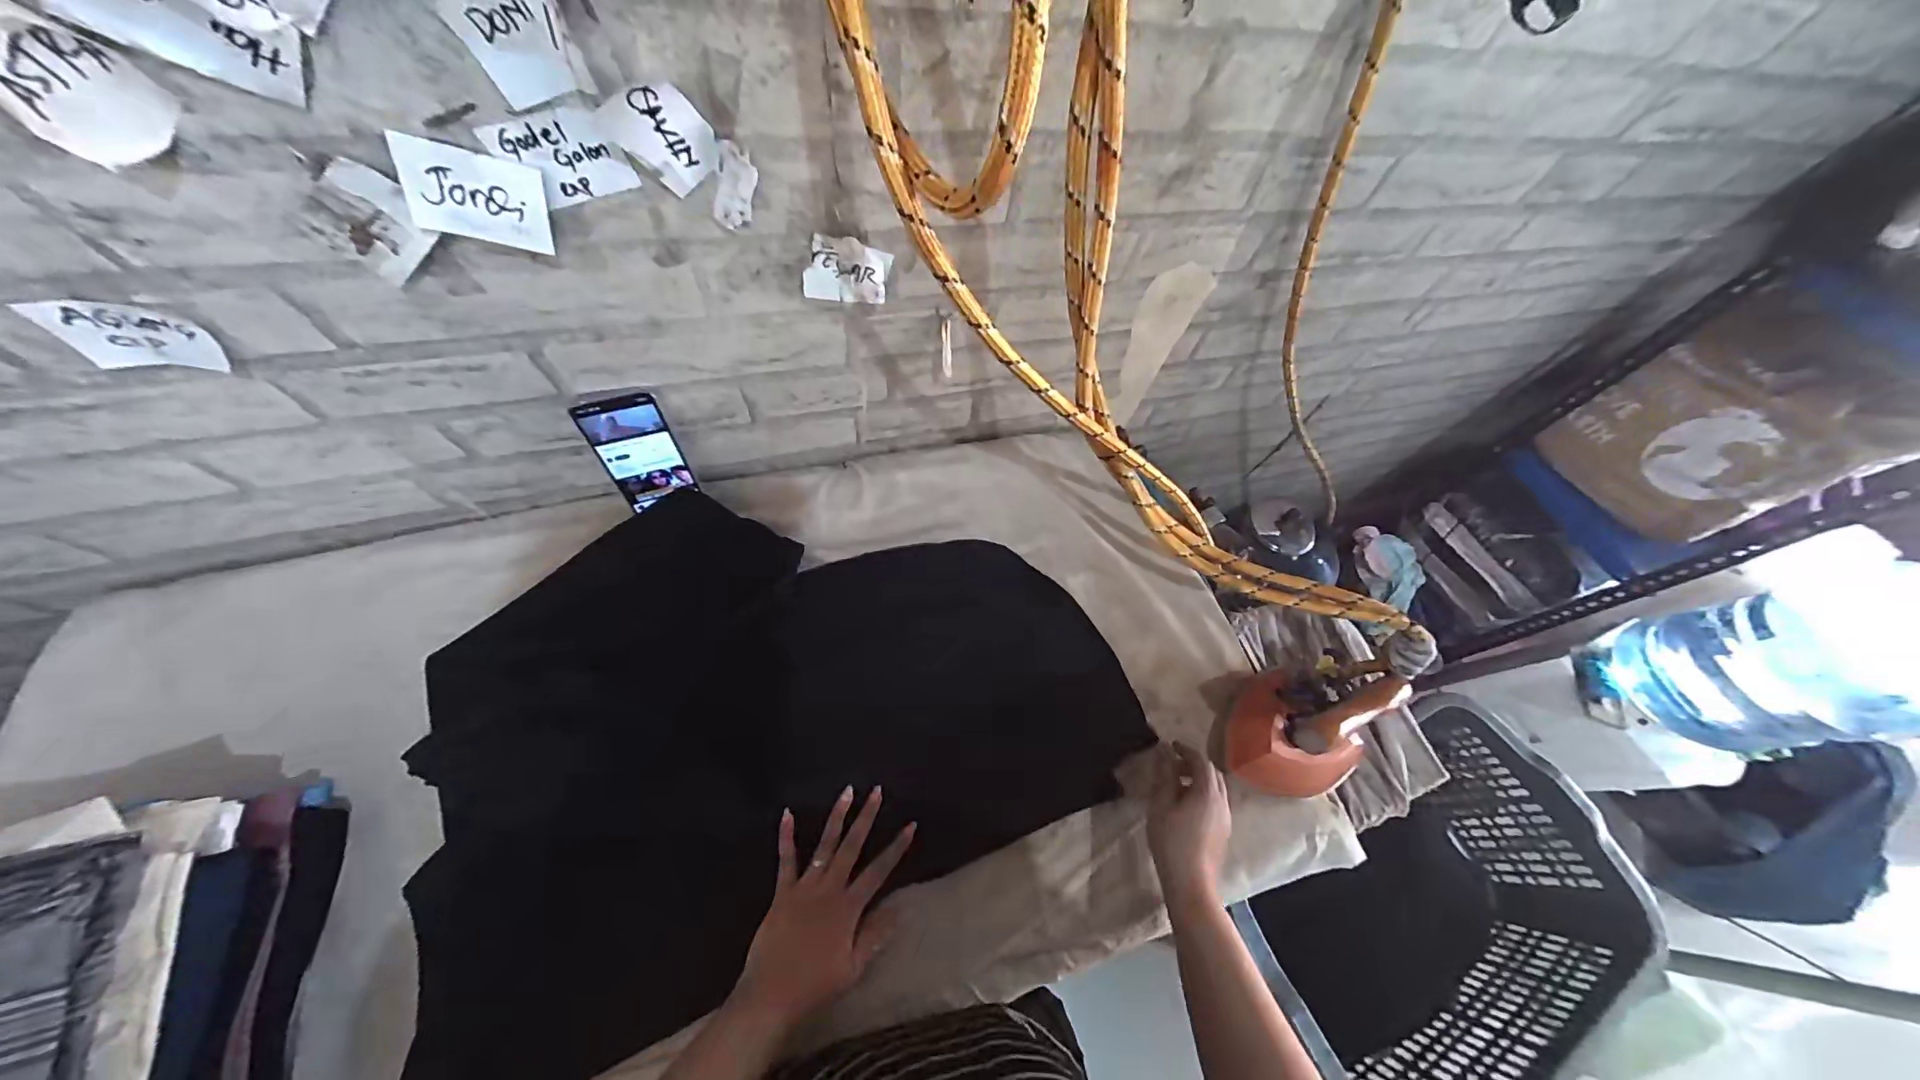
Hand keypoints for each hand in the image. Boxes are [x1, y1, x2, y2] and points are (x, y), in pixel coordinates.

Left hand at [730, 787, 915, 1028]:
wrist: (770, 995)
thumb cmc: (815, 985)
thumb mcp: (853, 967)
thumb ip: (874, 935)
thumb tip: (898, 908)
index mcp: (848, 907)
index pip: (878, 871)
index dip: (896, 847)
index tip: (910, 825)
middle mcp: (829, 889)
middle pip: (852, 847)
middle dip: (866, 817)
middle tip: (876, 791)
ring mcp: (804, 887)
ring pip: (824, 845)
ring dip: (837, 817)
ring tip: (847, 792)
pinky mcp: (782, 892)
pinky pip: (785, 860)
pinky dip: (786, 836)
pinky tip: (786, 814)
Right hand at [1146, 742, 1231, 907]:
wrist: (1191, 884)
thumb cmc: (1172, 841)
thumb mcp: (1161, 805)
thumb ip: (1164, 776)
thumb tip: (1164, 752)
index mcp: (1208, 791)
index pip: (1200, 760)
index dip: (1184, 749)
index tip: (1169, 746)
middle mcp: (1222, 801)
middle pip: (1212, 773)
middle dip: (1193, 763)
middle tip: (1171, 766)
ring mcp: (1226, 818)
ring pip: (1215, 788)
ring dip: (1198, 780)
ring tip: (1175, 786)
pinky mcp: (1223, 831)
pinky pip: (1215, 802)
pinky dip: (1202, 794)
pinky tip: (1184, 807)